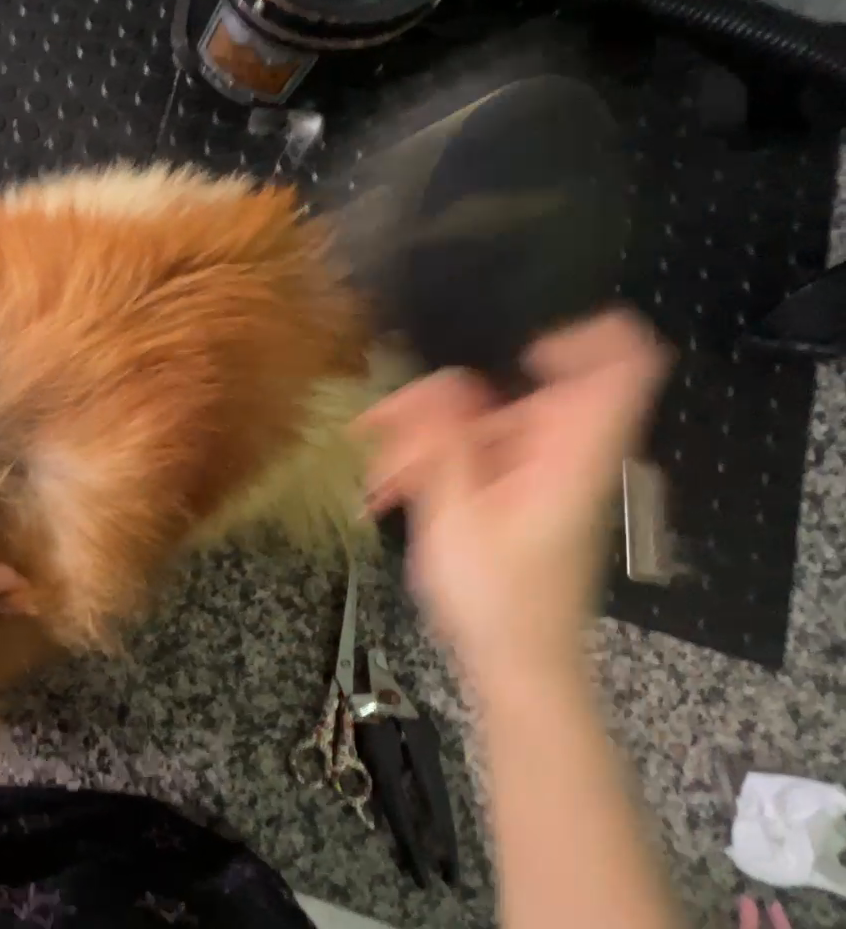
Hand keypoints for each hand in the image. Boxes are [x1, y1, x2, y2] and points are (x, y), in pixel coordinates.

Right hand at [359, 310, 669, 679]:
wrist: (515, 659)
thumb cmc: (497, 599)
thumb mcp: (457, 516)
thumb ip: (447, 443)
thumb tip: (440, 381)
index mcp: (572, 455)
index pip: (618, 369)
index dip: (582, 337)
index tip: (518, 339)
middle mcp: (560, 453)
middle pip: (509, 393)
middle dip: (437, 405)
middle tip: (382, 428)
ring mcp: (533, 471)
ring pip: (473, 423)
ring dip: (417, 442)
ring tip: (378, 481)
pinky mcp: (508, 488)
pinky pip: (463, 452)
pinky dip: (422, 464)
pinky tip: (387, 492)